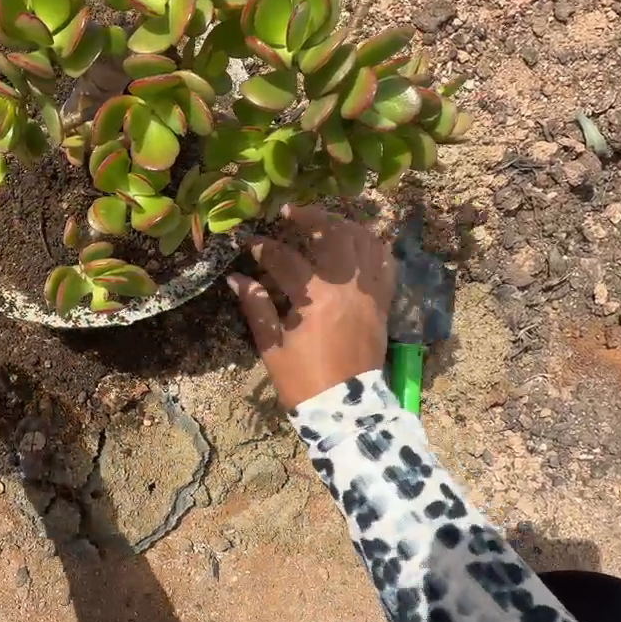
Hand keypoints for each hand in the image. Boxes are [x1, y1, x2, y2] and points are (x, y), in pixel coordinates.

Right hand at [228, 205, 393, 410]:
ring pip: (364, 241)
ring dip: (343, 225)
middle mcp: (348, 287)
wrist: (345, 408)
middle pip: (333, 235)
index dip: (265, 249)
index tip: (250, 243)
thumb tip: (237, 279)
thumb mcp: (271, 346)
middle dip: (310, 218)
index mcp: (316, 298)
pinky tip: (355, 242)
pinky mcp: (382, 303)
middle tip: (290, 213)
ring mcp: (370, 293)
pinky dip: (370, 246)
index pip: (286, 260)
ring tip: (323, 222)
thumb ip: (256, 307)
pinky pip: (383, 262)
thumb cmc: (302, 380)